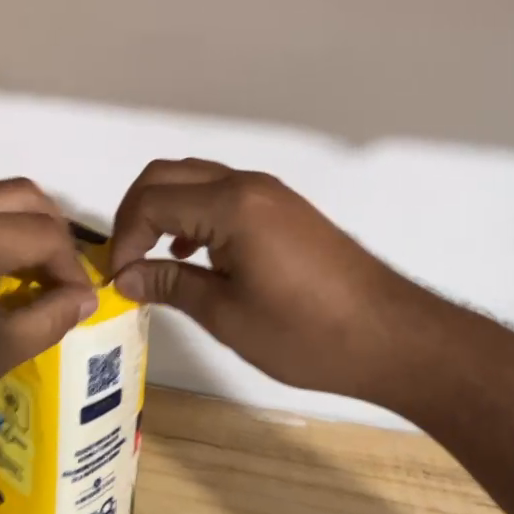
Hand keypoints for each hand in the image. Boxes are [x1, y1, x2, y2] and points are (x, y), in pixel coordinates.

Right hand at [108, 159, 438, 403]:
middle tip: (127, 260)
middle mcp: (246, 184)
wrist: (395, 338)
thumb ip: (170, 285)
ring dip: (163, 208)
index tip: (118, 279)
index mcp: (230, 205)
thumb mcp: (228, 315)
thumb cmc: (308, 333)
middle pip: (166, 175)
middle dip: (135, 213)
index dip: (125, 238)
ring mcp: (268, 192)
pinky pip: (220, 192)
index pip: (151, 202)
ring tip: (153, 256)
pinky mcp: (282, 208)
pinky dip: (193, 211)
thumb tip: (125, 277)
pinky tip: (194, 253)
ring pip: (193, 178)